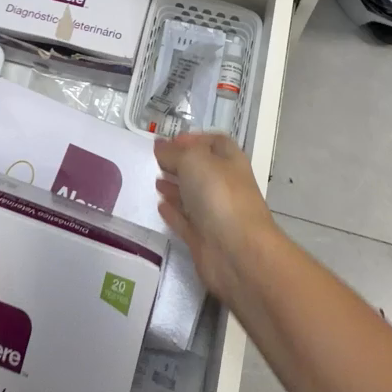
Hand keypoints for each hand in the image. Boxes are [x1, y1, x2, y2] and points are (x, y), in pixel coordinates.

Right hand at [154, 133, 279, 299]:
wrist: (237, 252)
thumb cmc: (219, 194)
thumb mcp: (193, 160)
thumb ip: (173, 152)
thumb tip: (160, 146)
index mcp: (230, 162)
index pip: (214, 143)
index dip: (193, 139)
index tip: (169, 140)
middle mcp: (224, 186)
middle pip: (201, 169)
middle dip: (180, 163)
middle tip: (155, 159)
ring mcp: (214, 214)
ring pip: (192, 195)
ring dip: (174, 186)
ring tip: (154, 179)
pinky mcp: (203, 239)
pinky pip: (185, 221)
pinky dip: (173, 212)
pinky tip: (159, 205)